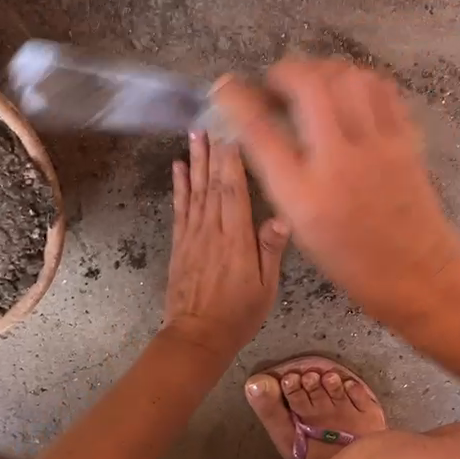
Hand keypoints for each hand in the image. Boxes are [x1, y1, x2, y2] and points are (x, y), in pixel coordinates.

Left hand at [160, 131, 289, 358]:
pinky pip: (180, 208)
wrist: (198, 336)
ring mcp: (193, 236)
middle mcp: (213, 231)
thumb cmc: (238, 315)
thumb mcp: (266, 288)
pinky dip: (179, 186)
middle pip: (212, 184)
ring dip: (195, 160)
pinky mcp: (180, 245)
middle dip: (213, 152)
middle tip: (211, 122)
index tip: (234, 133)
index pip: (234, 191)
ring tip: (194, 134)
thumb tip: (281, 217)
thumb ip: (270, 250)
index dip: (232, 160)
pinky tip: (178, 168)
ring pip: (194, 191)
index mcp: (237, 240)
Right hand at [212, 58, 459, 326]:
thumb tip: (266, 135)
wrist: (418, 273)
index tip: (225, 86)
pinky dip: (361, 80)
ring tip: (314, 84)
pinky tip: (351, 93)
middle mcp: (337, 162)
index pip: (260, 130)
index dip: (236, 99)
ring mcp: (377, 147)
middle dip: (285, 72)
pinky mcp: (406, 141)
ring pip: (348, 78)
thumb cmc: (354, 262)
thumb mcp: (302, 227)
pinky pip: (382, 91)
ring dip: (324, 70)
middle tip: (278, 83)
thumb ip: (283, 179)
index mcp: (303, 194)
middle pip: (308, 86)